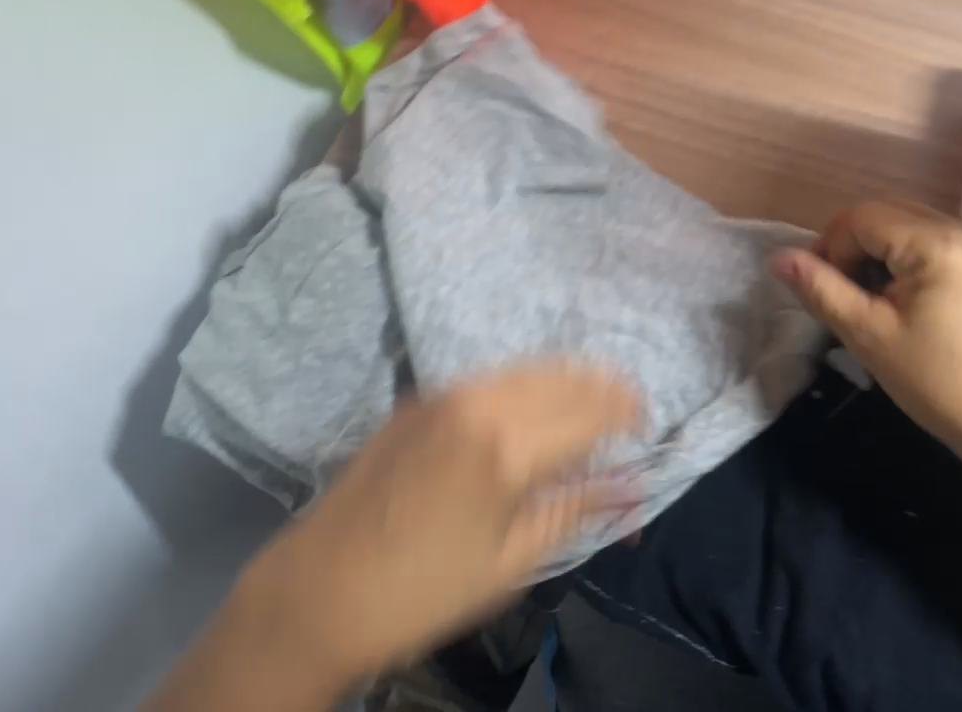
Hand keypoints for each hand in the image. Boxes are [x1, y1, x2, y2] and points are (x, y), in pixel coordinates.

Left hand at [225, 364, 641, 687]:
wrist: (315, 594)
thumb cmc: (422, 593)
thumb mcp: (512, 563)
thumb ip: (577, 509)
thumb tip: (634, 489)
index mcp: (507, 449)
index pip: (592, 410)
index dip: (629, 413)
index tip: (646, 429)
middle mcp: (480, 403)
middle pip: (565, 375)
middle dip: (605, 388)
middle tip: (626, 414)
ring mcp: (444, 394)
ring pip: (529, 366)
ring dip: (568, 379)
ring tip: (588, 407)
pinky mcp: (419, 398)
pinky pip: (492, 374)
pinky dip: (528, 382)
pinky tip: (534, 407)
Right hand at [768, 200, 961, 460]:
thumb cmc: (934, 380)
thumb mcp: (867, 334)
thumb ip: (820, 289)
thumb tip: (778, 257)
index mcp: (936, 243)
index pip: (860, 218)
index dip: (832, 248)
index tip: (826, 293)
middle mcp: (961, 228)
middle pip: (882, 214)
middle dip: (852, 248)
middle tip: (843, 296)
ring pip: (903, 224)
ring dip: (874, 253)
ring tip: (870, 300)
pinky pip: (927, 238)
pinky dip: (901, 257)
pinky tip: (900, 298)